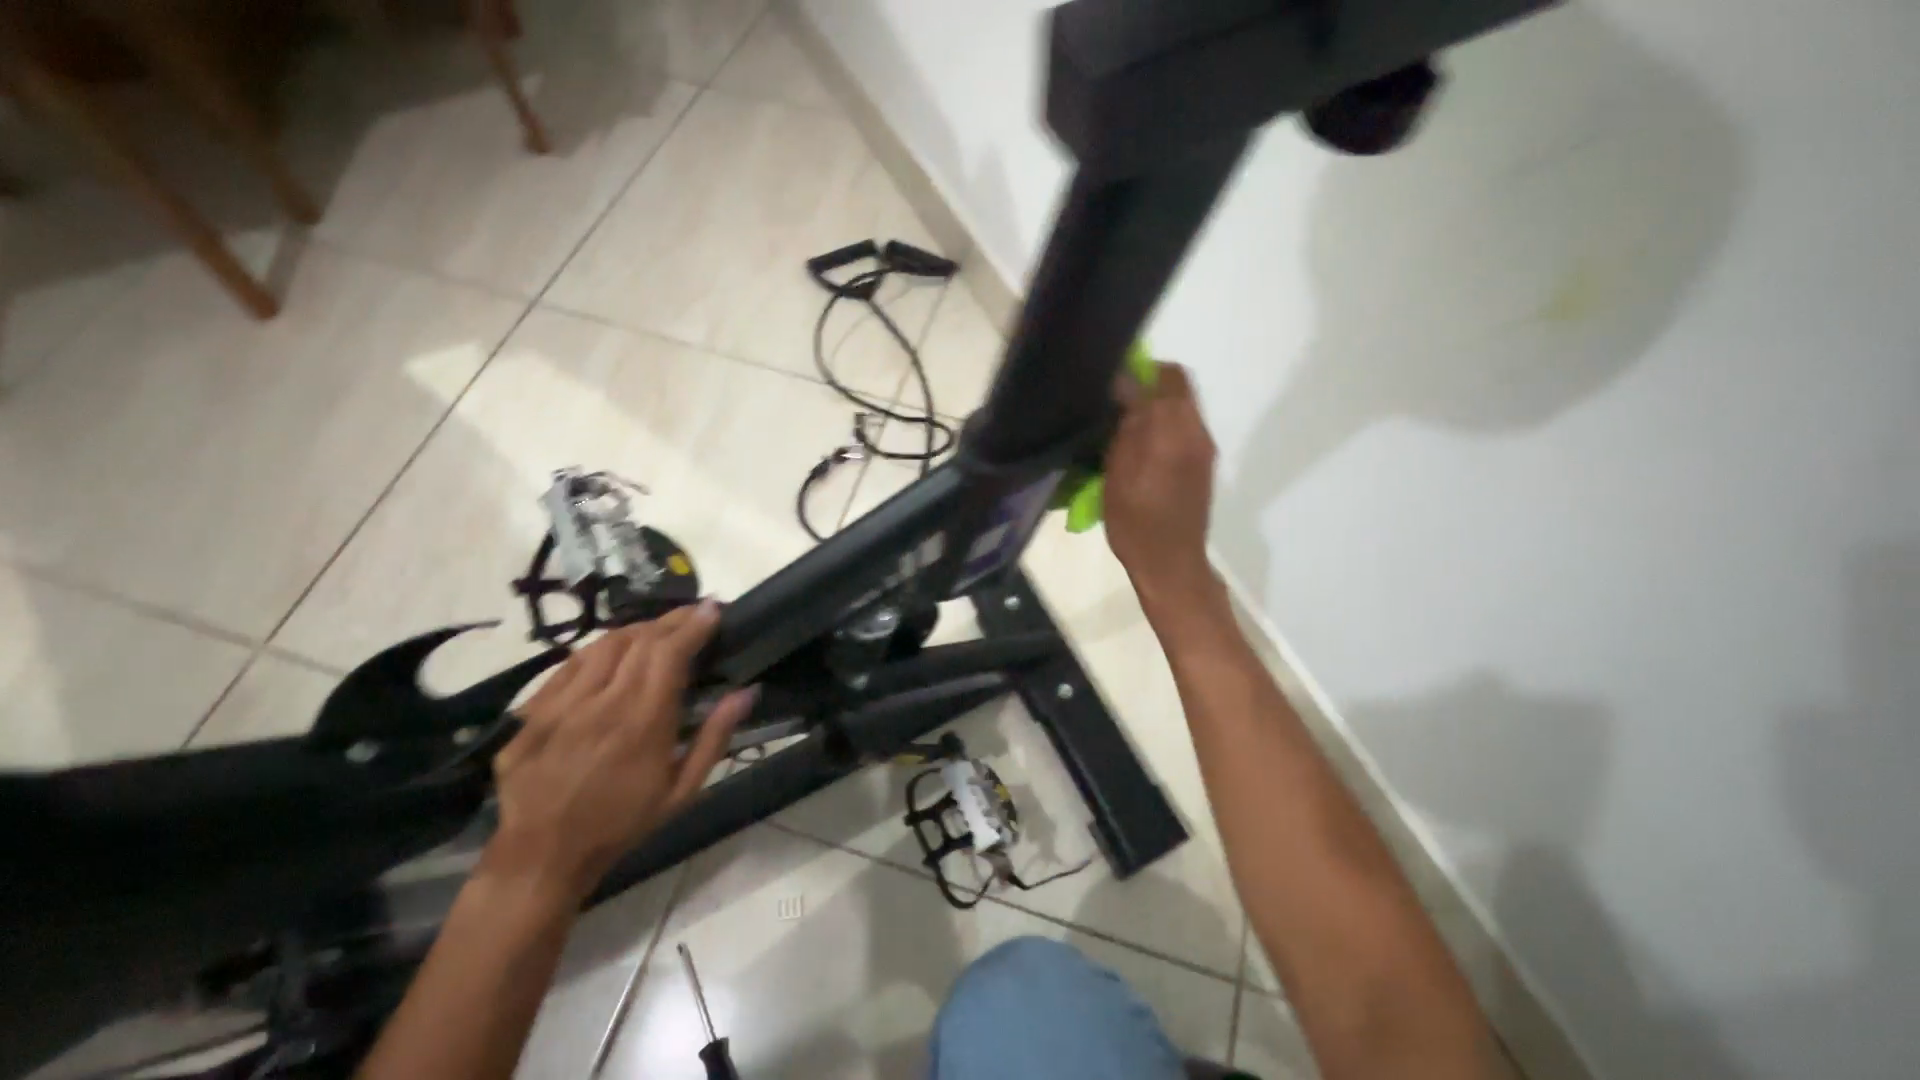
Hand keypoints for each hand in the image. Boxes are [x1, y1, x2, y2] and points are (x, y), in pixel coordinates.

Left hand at [481, 601, 755, 903]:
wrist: (544, 854)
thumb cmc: (622, 824)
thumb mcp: (681, 792)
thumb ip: (714, 738)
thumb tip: (745, 693)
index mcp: (643, 722)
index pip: (671, 653)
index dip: (693, 625)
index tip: (712, 610)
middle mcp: (602, 702)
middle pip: (639, 640)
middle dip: (670, 621)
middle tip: (690, 616)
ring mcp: (562, 704)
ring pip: (602, 645)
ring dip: (635, 631)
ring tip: (654, 632)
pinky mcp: (532, 711)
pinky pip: (567, 665)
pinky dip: (595, 651)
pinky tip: (608, 655)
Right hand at [1104, 363, 1221, 608]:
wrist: (1170, 564)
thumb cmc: (1135, 520)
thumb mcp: (1118, 469)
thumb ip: (1128, 422)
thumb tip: (1126, 383)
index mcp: (1176, 428)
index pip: (1166, 375)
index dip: (1139, 371)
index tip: (1112, 382)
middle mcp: (1197, 431)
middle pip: (1177, 389)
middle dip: (1148, 388)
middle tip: (1116, 405)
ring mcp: (1204, 449)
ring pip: (1181, 409)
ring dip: (1156, 410)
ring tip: (1125, 430)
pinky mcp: (1203, 466)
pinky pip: (1184, 430)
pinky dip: (1164, 429)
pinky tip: (1141, 451)